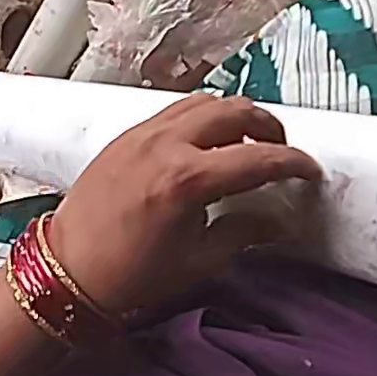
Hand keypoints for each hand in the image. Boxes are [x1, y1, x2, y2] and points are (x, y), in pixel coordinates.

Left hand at [49, 95, 322, 313]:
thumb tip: (280, 222)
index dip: (293, 162)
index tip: (309, 170)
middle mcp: (166, 144)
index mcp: (187, 180)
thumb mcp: (199, 259)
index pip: (258, 158)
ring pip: (206, 102)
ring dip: (235, 115)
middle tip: (280, 151)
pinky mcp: (128, 134)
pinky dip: (204, 117)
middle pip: (236, 111)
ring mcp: (144, 134)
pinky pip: (177, 109)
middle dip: (268, 127)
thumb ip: (245, 231)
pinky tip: (208, 142)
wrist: (67, 270)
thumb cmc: (131, 274)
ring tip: (246, 141)